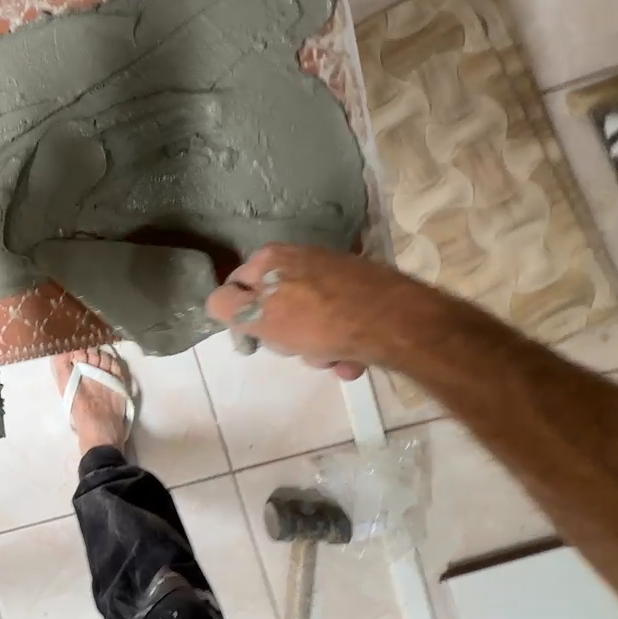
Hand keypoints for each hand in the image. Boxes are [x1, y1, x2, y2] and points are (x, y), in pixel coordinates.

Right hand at [204, 244, 436, 379]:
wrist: (398, 324)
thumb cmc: (316, 321)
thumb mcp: (254, 316)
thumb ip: (223, 305)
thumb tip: (219, 301)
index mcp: (269, 257)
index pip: (239, 290)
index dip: (245, 320)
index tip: (262, 342)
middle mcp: (301, 257)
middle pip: (277, 306)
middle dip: (287, 336)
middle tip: (302, 353)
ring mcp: (336, 271)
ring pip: (310, 317)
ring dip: (318, 346)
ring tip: (335, 361)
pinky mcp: (366, 288)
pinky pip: (340, 319)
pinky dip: (343, 341)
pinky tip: (353, 359)